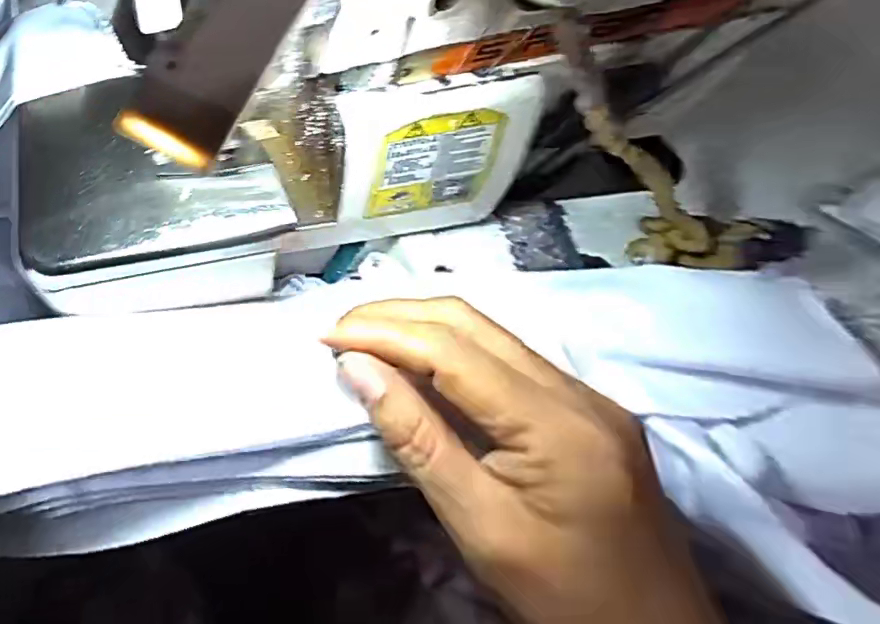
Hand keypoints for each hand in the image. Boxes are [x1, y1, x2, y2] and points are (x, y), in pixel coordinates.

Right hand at [323, 298, 719, 623]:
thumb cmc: (563, 594)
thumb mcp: (477, 523)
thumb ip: (415, 437)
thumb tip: (353, 365)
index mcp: (558, 428)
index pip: (449, 350)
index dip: (379, 333)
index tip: (323, 339)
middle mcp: (579, 396)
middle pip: (466, 321)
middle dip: (390, 316)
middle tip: (337, 334)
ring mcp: (586, 398)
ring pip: (481, 328)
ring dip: (413, 324)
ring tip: (362, 341)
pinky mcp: (582, 408)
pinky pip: (497, 351)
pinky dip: (441, 343)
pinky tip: (411, 363)